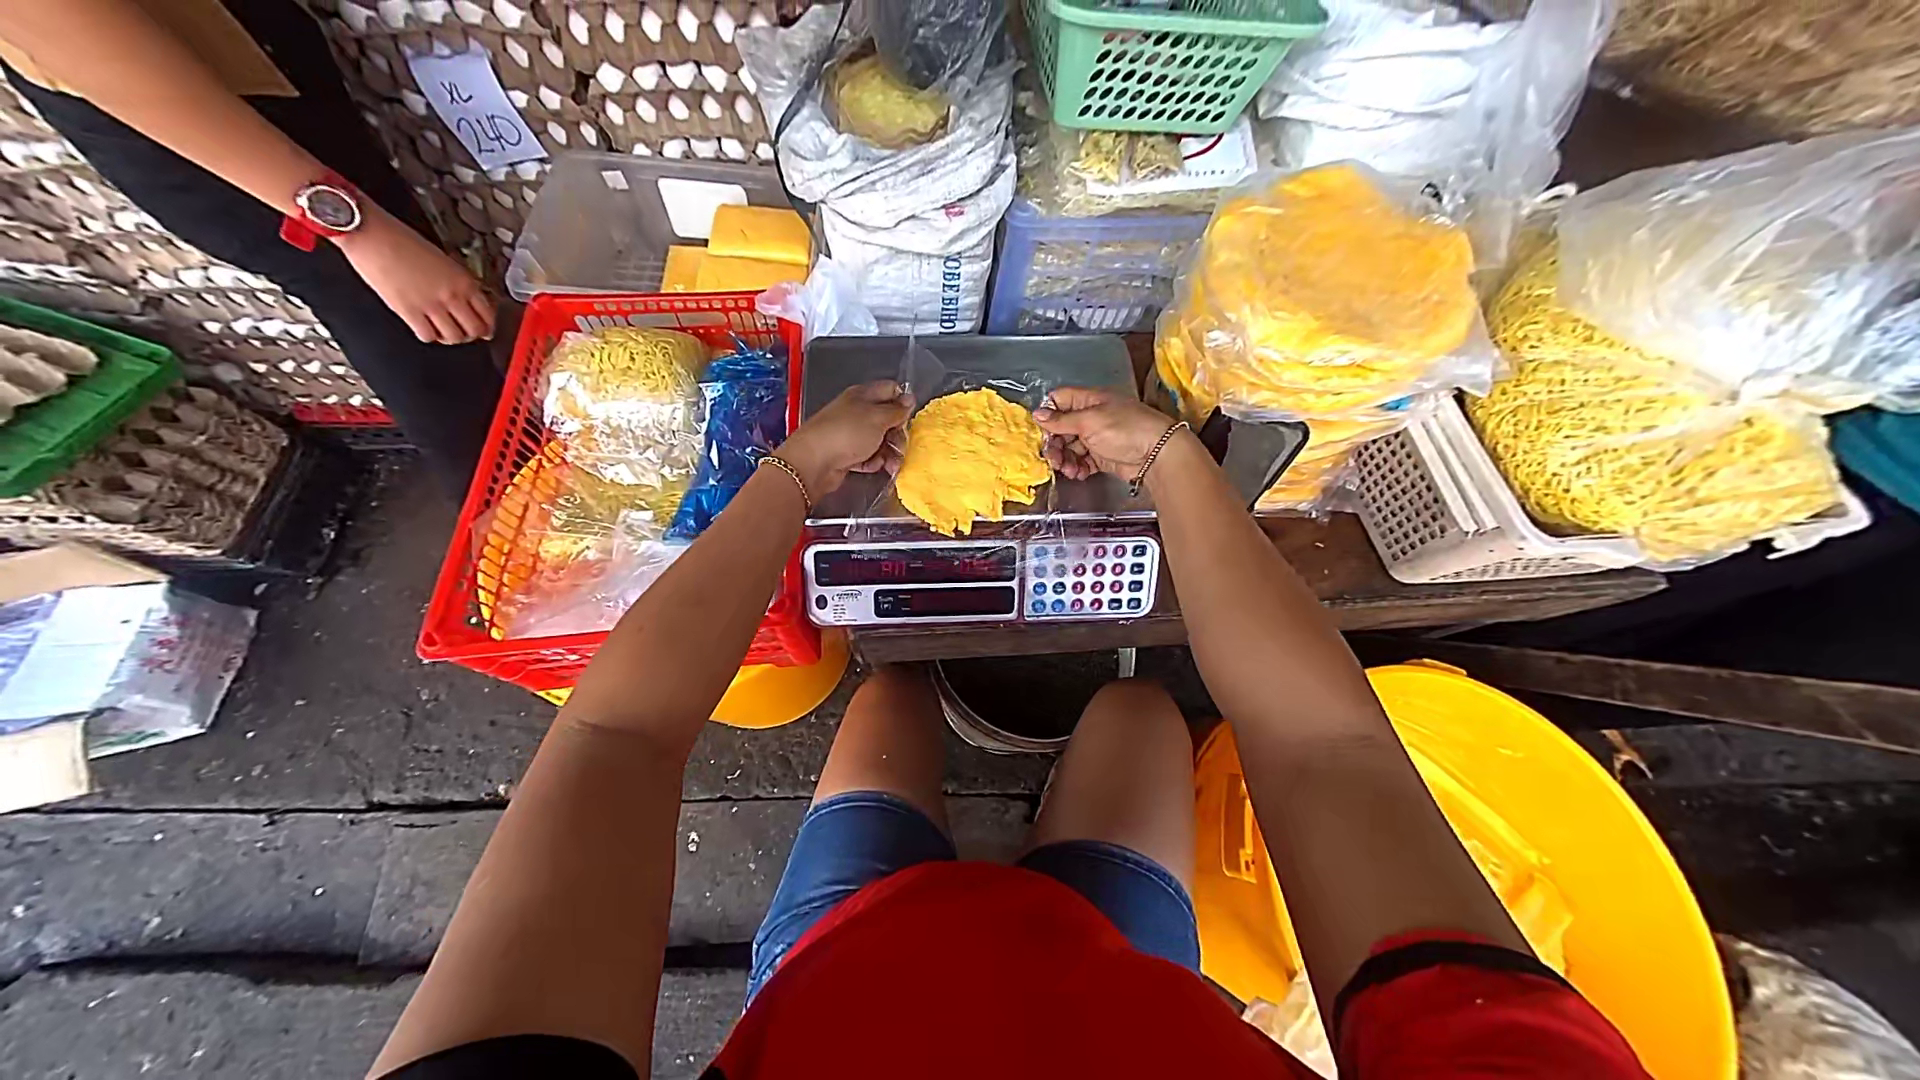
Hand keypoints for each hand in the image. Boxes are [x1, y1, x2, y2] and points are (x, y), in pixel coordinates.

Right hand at [336, 206, 495, 344]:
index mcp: (464, 282)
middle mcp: (452, 296)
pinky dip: (428, 336)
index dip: (488, 325)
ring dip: (451, 338)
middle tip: (465, 332)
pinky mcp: (408, 310)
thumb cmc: (401, 240)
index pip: (488, 315)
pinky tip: (425, 329)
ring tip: (445, 332)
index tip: (484, 327)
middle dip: (473, 334)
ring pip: (454, 337)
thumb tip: (467, 299)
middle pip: (475, 330)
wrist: (370, 232)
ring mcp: (431, 305)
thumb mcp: (444, 260)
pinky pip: (427, 335)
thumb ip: (458, 281)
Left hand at [776, 380, 912, 496]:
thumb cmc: (847, 433)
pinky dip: (873, 461)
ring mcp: (851, 433)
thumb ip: (896, 409)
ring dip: (889, 452)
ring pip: (880, 440)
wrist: (813, 462)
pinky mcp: (847, 453)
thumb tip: (909, 398)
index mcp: (863, 395)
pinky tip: (872, 466)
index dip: (903, 403)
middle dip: (897, 434)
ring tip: (891, 464)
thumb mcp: (878, 418)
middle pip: (887, 419)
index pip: (890, 390)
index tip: (908, 418)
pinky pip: (868, 456)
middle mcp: (857, 412)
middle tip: (900, 446)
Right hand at [1033, 387, 1180, 481]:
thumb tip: (1038, 414)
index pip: (1059, 401)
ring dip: (1065, 459)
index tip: (1042, 430)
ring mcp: (1097, 437)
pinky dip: (1078, 467)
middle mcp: (1092, 417)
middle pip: (1062, 428)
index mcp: (1089, 400)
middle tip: (1053, 458)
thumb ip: (1061, 420)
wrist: (1157, 454)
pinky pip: (1082, 461)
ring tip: (1068, 469)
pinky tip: (1079, 473)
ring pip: (1070, 447)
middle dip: (1055, 444)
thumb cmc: (1126, 429)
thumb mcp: (1089, 421)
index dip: (1048, 414)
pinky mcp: (1102, 456)